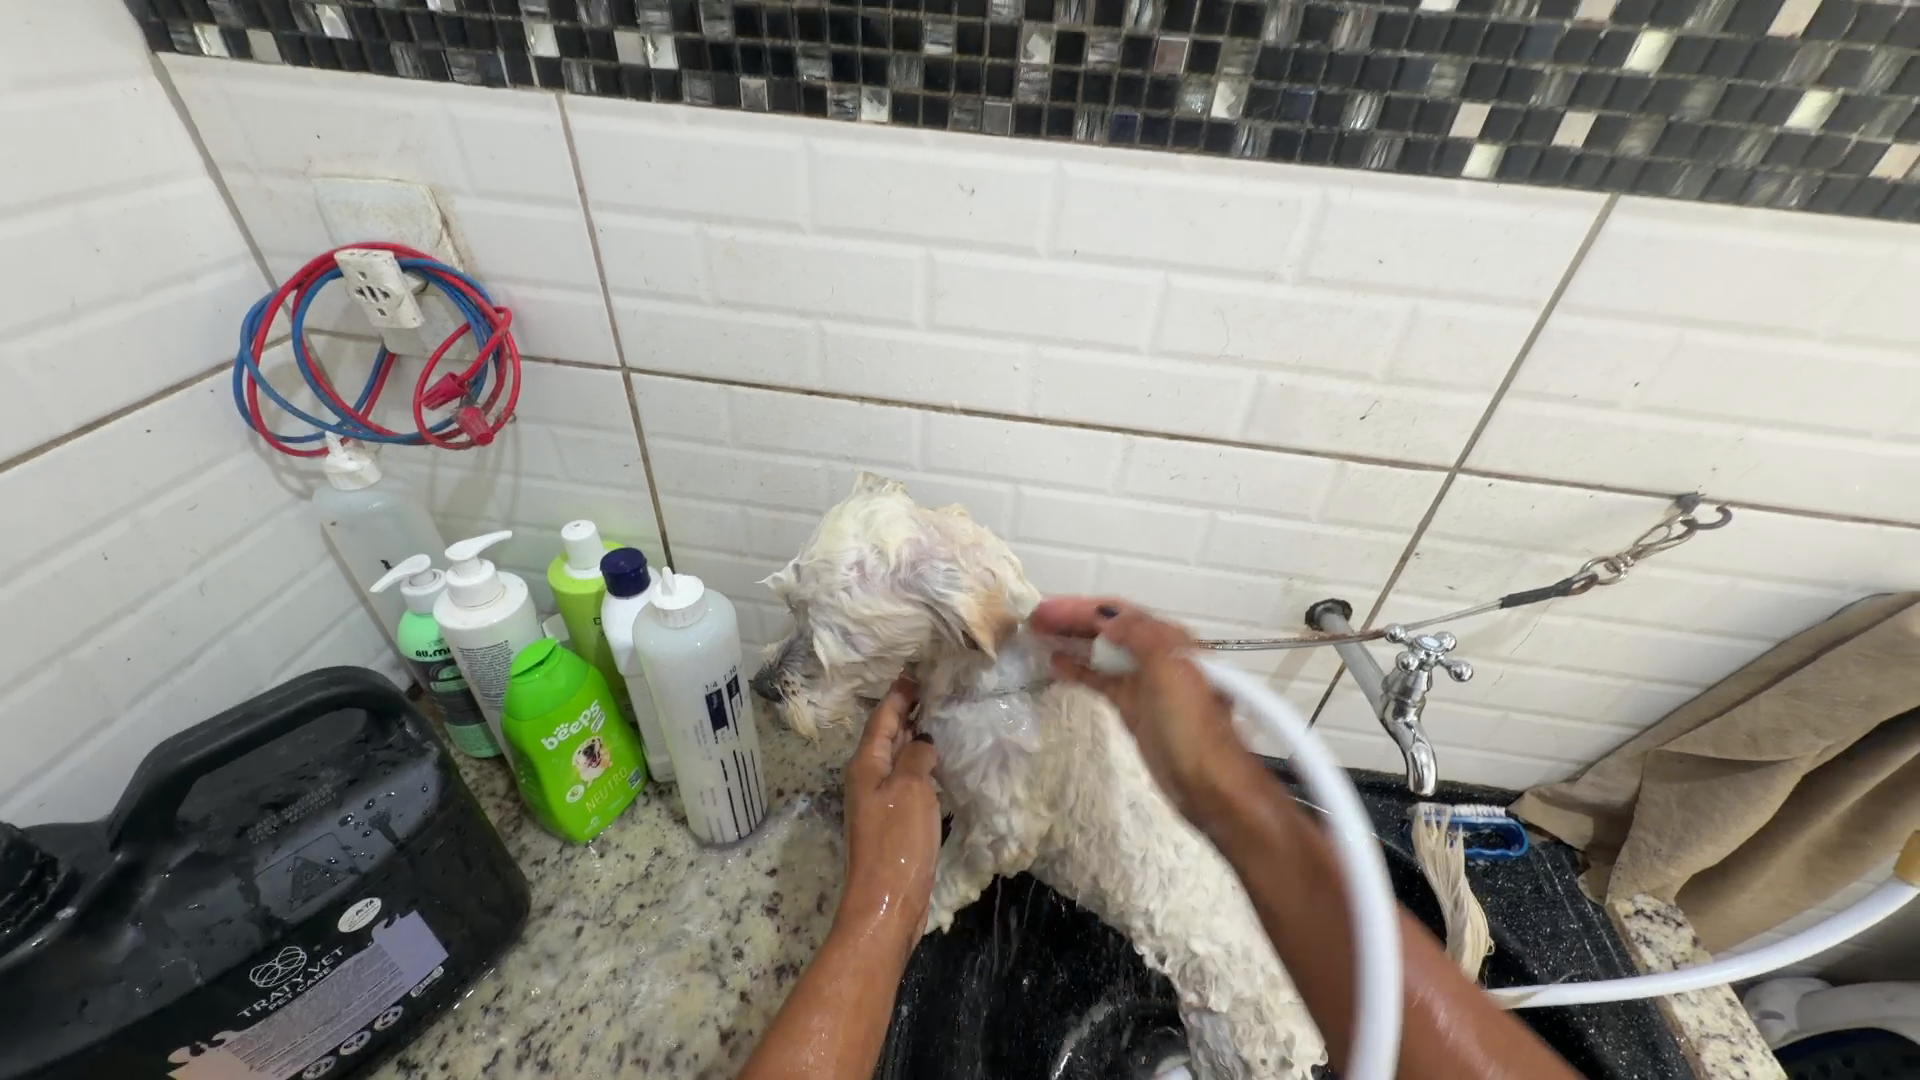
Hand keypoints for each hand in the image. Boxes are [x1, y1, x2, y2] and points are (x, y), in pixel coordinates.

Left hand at [837, 677, 940, 959]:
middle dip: (907, 711)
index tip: (916, 673)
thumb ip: (917, 755)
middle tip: (934, 690)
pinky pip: (906, 780)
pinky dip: (920, 764)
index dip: (899, 695)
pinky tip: (939, 764)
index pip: (882, 718)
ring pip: (897, 758)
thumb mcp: (911, 788)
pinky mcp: (892, 822)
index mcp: (866, 764)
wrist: (886, 904)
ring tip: (940, 718)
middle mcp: (867, 778)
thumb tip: (923, 741)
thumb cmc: (897, 842)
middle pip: (887, 735)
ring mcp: (878, 801)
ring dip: (915, 738)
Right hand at [1029, 598, 1254, 820]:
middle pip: (1108, 628)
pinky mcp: (1134, 707)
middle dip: (1072, 621)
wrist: (1208, 784)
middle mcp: (1156, 654)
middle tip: (1034, 620)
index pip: (1119, 613)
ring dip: (1072, 641)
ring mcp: (1144, 682)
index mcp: (1169, 639)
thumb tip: (1105, 618)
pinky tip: (1056, 665)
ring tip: (1038, 637)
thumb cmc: (1190, 724)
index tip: (1045, 609)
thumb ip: (1139, 636)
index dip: (1081, 608)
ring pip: (1102, 653)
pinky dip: (1079, 670)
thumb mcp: (1168, 669)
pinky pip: (1102, 680)